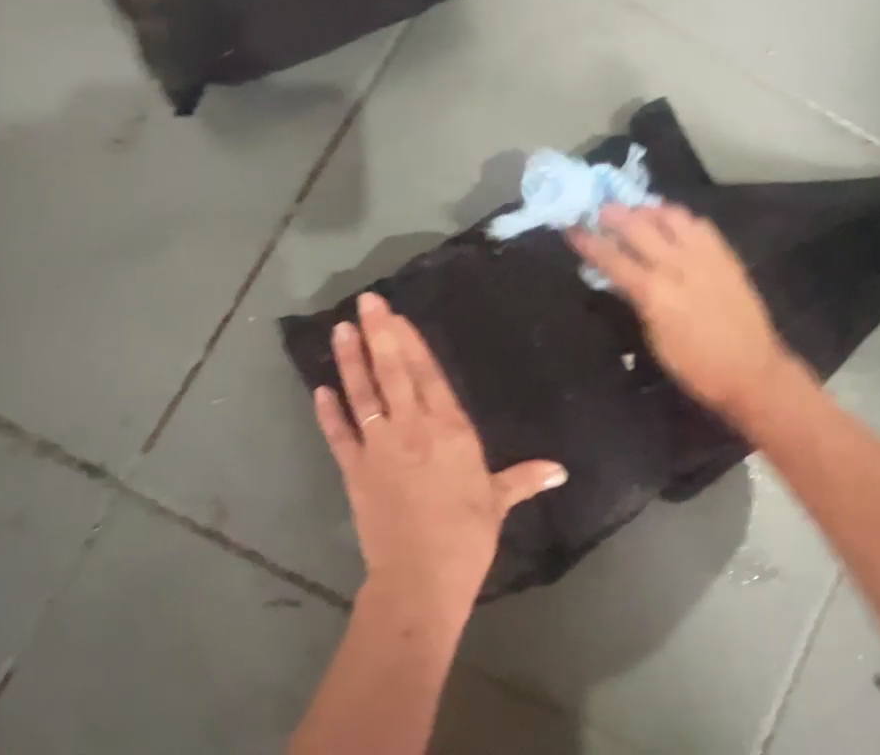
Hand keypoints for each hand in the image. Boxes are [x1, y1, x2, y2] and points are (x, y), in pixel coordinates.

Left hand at [314, 293, 567, 621]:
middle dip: (379, 334)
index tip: (397, 315)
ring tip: (340, 329)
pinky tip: (320, 389)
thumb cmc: (467, 535)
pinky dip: (329, 412)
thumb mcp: (498, 502)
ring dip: (351, 361)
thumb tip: (559, 470)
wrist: (421, 577)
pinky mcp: (354, 471)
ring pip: (364, 394)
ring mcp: (379, 448)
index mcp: (450, 430)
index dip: (412, 342)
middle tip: (366, 301)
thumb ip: (524, 479)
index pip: (429, 375)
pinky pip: (339, 435)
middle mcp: (413, 429)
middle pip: (393, 372)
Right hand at [568, 203, 796, 411]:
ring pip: (671, 216)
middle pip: (638, 227)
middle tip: (599, 208)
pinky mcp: (726, 256)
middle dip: (614, 214)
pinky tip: (672, 223)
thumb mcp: (655, 340)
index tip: (572, 228)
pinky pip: (699, 225)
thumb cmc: (696, 368)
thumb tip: (620, 279)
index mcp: (655, 294)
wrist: (752, 372)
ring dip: (648, 209)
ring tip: (636, 210)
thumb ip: (638, 302)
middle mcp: (678, 266)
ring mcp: (705, 257)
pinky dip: (679, 219)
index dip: (589, 242)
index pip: (612, 259)